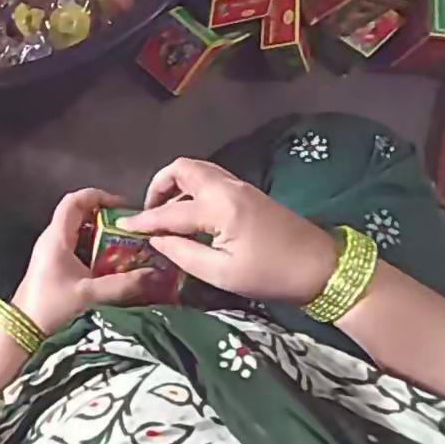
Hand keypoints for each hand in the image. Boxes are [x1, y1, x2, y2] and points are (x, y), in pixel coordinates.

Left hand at [12, 188, 165, 332]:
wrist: (23, 328)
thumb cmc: (51, 305)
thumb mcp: (89, 294)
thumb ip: (123, 284)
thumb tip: (154, 274)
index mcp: (57, 237)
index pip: (75, 200)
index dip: (99, 196)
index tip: (121, 207)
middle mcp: (52, 238)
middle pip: (78, 212)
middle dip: (104, 215)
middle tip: (127, 226)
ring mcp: (51, 250)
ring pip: (78, 229)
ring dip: (100, 232)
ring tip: (123, 242)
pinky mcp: (53, 263)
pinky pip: (75, 244)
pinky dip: (93, 246)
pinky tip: (109, 261)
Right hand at [117, 159, 337, 304]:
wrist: (322, 268)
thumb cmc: (271, 274)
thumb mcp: (221, 274)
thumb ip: (183, 254)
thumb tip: (157, 241)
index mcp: (220, 207)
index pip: (170, 211)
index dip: (143, 221)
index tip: (122, 226)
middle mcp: (227, 188)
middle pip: (182, 168)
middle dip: (158, 185)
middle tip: (149, 212)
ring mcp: (240, 186)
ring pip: (197, 170)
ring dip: (175, 185)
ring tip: (165, 213)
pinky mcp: (248, 193)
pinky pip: (210, 179)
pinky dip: (191, 188)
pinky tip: (189, 213)